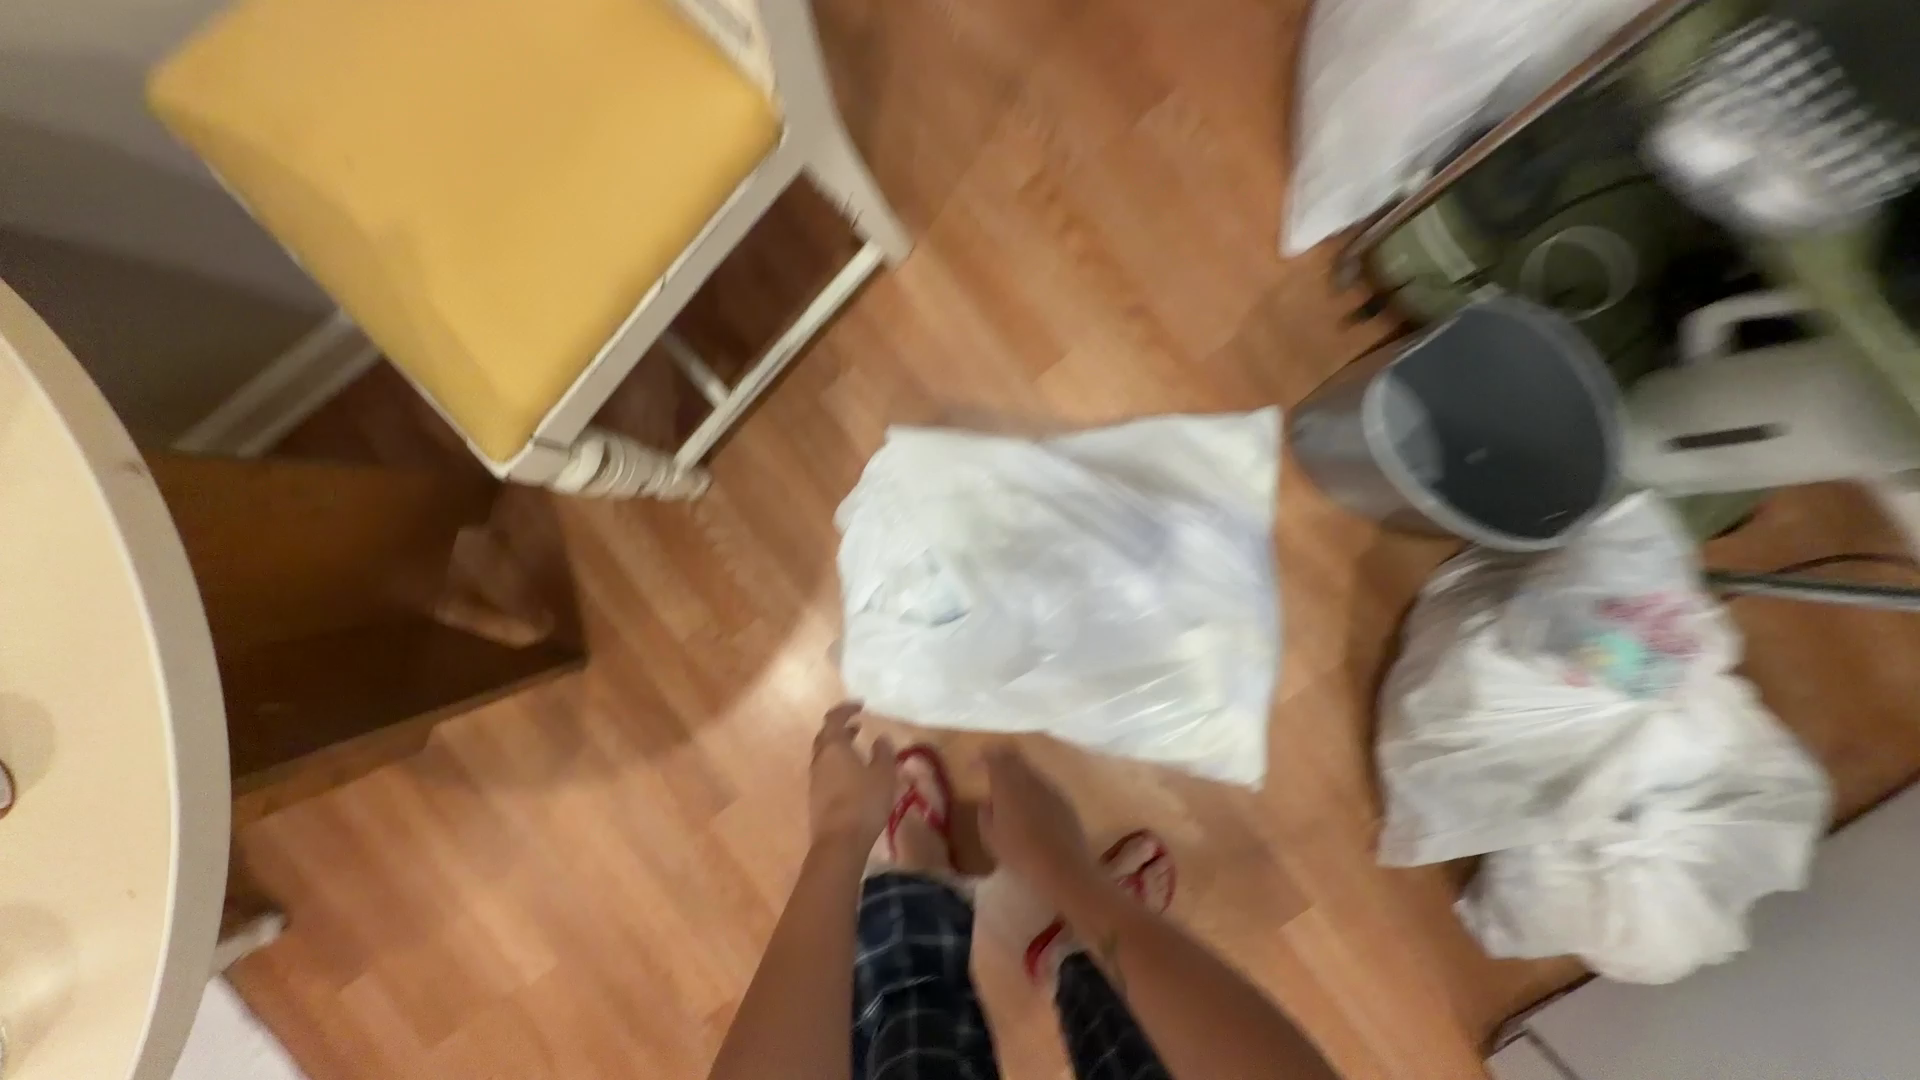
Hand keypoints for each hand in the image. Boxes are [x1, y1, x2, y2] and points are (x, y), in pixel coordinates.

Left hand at [808, 703, 894, 849]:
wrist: (839, 843)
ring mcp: (815, 780)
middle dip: (840, 728)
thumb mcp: (883, 774)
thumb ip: (883, 753)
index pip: (834, 719)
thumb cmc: (864, 802)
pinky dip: (838, 764)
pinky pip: (826, 771)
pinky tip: (853, 775)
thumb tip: (881, 739)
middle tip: (858, 726)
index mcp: (833, 747)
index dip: (846, 709)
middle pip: (825, 736)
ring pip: (824, 755)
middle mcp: (820, 760)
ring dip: (839, 747)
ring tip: (858, 748)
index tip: (861, 706)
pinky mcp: (816, 798)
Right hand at [981, 747, 1097, 900]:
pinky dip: (1032, 791)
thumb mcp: (990, 838)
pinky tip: (1030, 812)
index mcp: (1008, 782)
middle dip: (1000, 763)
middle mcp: (1030, 777)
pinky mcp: (1065, 800)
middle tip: (989, 777)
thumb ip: (985, 814)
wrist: (1063, 869)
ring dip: (1017, 778)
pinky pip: (1043, 787)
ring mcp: (1051, 787)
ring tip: (1009, 798)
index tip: (971, 768)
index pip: (993, 754)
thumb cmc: (1020, 855)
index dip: (981, 756)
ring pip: (1030, 772)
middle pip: (1014, 757)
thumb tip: (987, 802)